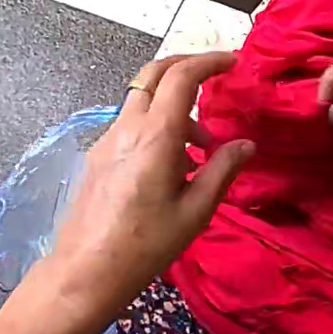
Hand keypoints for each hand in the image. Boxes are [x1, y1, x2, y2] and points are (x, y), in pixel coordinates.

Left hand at [44, 52, 254, 323]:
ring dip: (174, 102)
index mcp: (155, 136)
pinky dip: (157, 122)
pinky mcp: (98, 155)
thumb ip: (222, 170)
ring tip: (202, 146)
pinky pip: (131, 122)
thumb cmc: (145, 246)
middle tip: (216, 75)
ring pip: (142, 97)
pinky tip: (172, 163)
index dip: (209, 61)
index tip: (233, 62)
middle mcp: (127, 127)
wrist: (84, 272)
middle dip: (187, 64)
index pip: (181, 77)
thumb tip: (247, 144)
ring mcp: (107, 139)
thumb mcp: (195, 212)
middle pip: (154, 73)